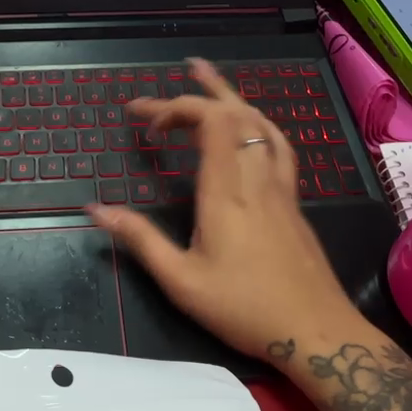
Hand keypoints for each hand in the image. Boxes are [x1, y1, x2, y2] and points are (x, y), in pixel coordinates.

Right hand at [87, 59, 361, 363]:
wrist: (316, 332)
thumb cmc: (244, 307)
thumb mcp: (181, 280)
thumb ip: (140, 240)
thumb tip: (95, 209)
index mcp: (225, 190)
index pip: (208, 122)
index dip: (174, 107)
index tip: (141, 116)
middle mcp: (255, 177)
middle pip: (233, 114)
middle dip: (198, 94)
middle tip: (169, 86)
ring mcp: (280, 186)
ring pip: (260, 123)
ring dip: (231, 96)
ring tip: (207, 79)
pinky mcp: (293, 200)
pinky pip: (276, 143)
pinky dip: (257, 122)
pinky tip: (251, 125)